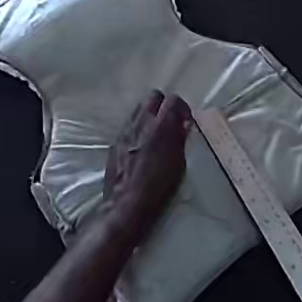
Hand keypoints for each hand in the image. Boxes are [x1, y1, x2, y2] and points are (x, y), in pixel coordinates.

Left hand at [100, 90, 191, 246]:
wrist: (127, 204)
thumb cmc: (159, 187)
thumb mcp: (179, 163)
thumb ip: (180, 138)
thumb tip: (184, 124)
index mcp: (161, 125)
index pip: (174, 100)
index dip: (182, 108)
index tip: (185, 120)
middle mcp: (141, 122)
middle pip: (153, 97)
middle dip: (164, 105)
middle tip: (171, 122)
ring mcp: (125, 130)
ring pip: (139, 108)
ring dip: (149, 115)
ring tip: (156, 132)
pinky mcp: (115, 141)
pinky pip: (128, 124)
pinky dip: (137, 128)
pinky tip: (141, 145)